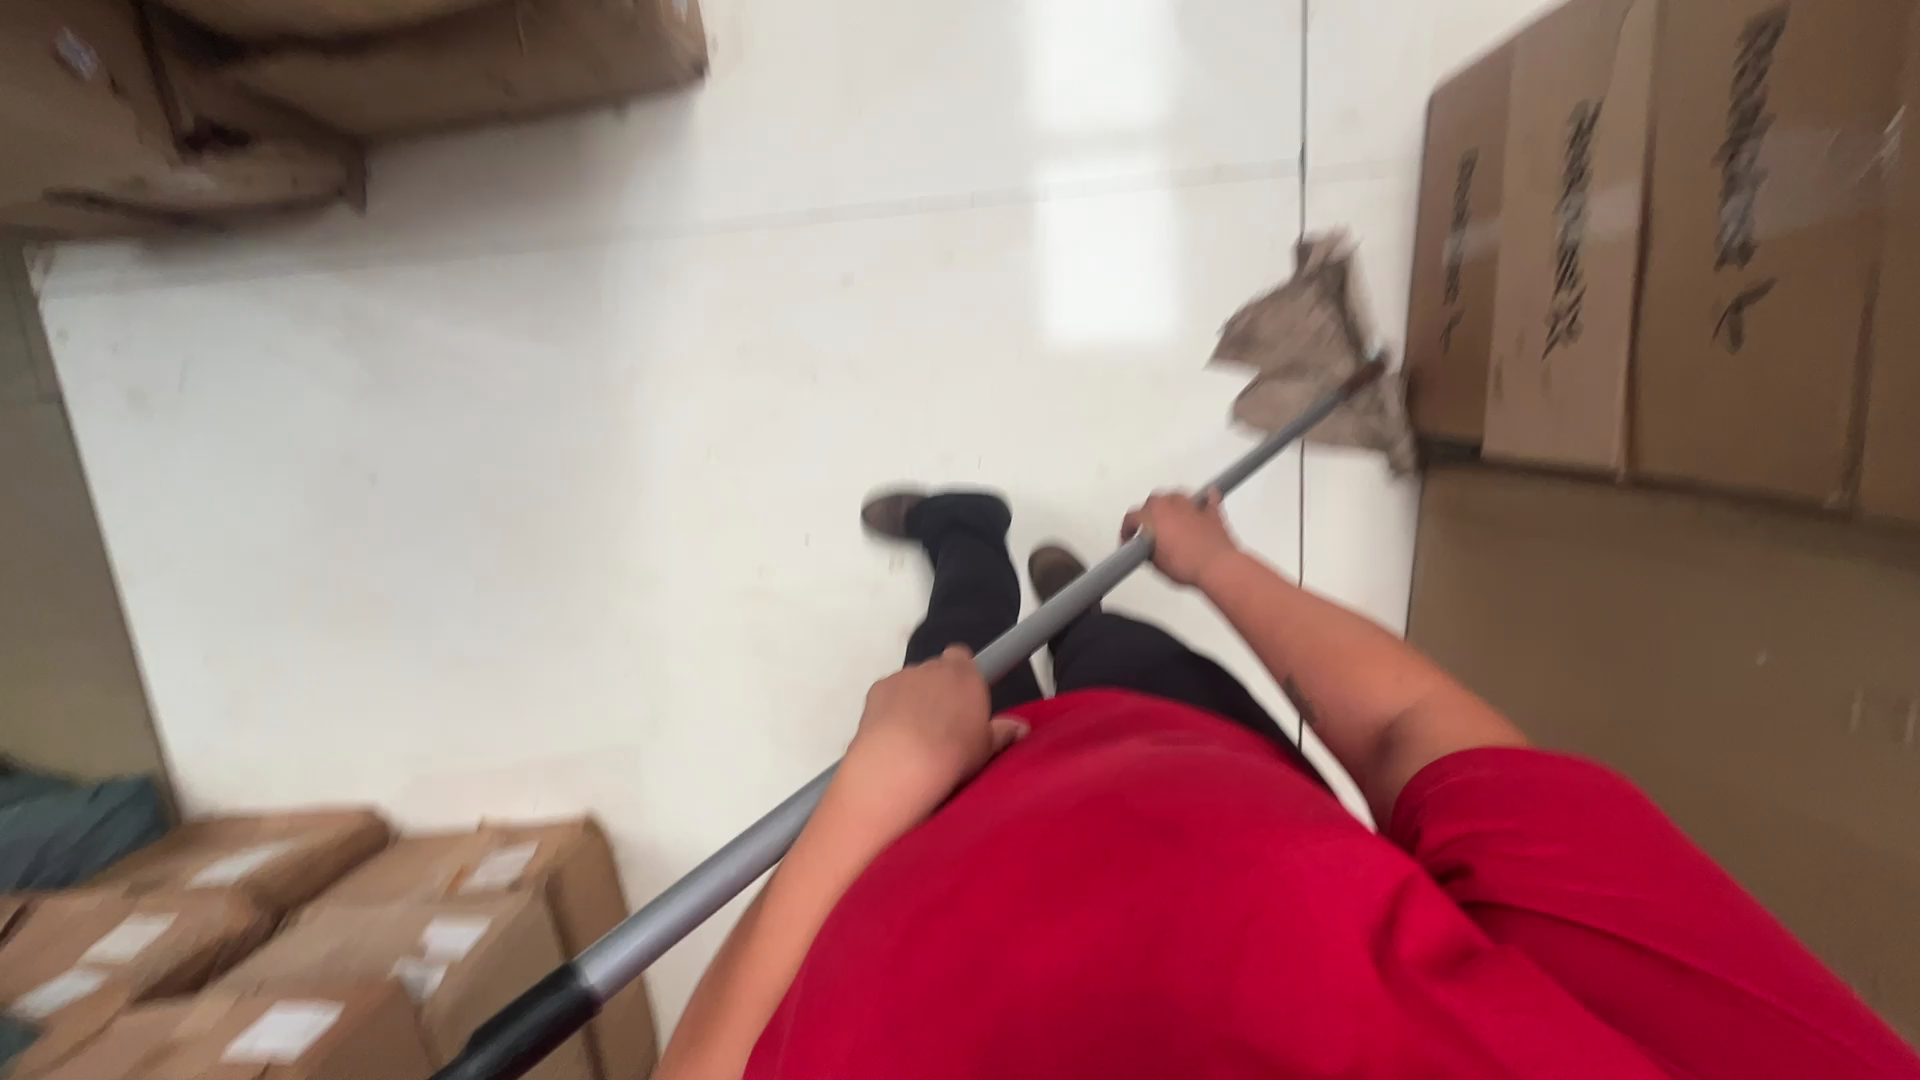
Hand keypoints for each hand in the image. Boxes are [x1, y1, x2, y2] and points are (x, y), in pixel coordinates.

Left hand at [845, 647, 1027, 820]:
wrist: (901, 763)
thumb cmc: (953, 754)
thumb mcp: (986, 748)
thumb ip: (1003, 732)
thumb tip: (1021, 727)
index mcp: (965, 674)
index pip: (962, 655)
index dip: (962, 673)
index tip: (963, 695)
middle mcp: (933, 667)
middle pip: (935, 669)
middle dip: (938, 687)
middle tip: (942, 720)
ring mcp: (902, 675)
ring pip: (910, 681)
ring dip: (913, 697)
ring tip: (913, 732)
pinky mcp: (877, 688)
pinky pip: (888, 693)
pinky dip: (890, 707)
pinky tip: (892, 733)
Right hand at [1122, 490, 1241, 586]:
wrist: (1217, 566)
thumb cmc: (1188, 564)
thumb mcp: (1157, 565)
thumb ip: (1148, 551)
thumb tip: (1150, 551)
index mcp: (1153, 515)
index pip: (1131, 516)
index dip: (1127, 528)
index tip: (1129, 536)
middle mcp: (1171, 504)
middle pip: (1153, 500)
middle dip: (1149, 512)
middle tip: (1149, 527)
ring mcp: (1192, 505)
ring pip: (1177, 496)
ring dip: (1172, 505)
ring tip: (1172, 518)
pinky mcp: (1212, 511)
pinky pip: (1207, 498)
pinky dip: (1203, 501)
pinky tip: (1201, 504)